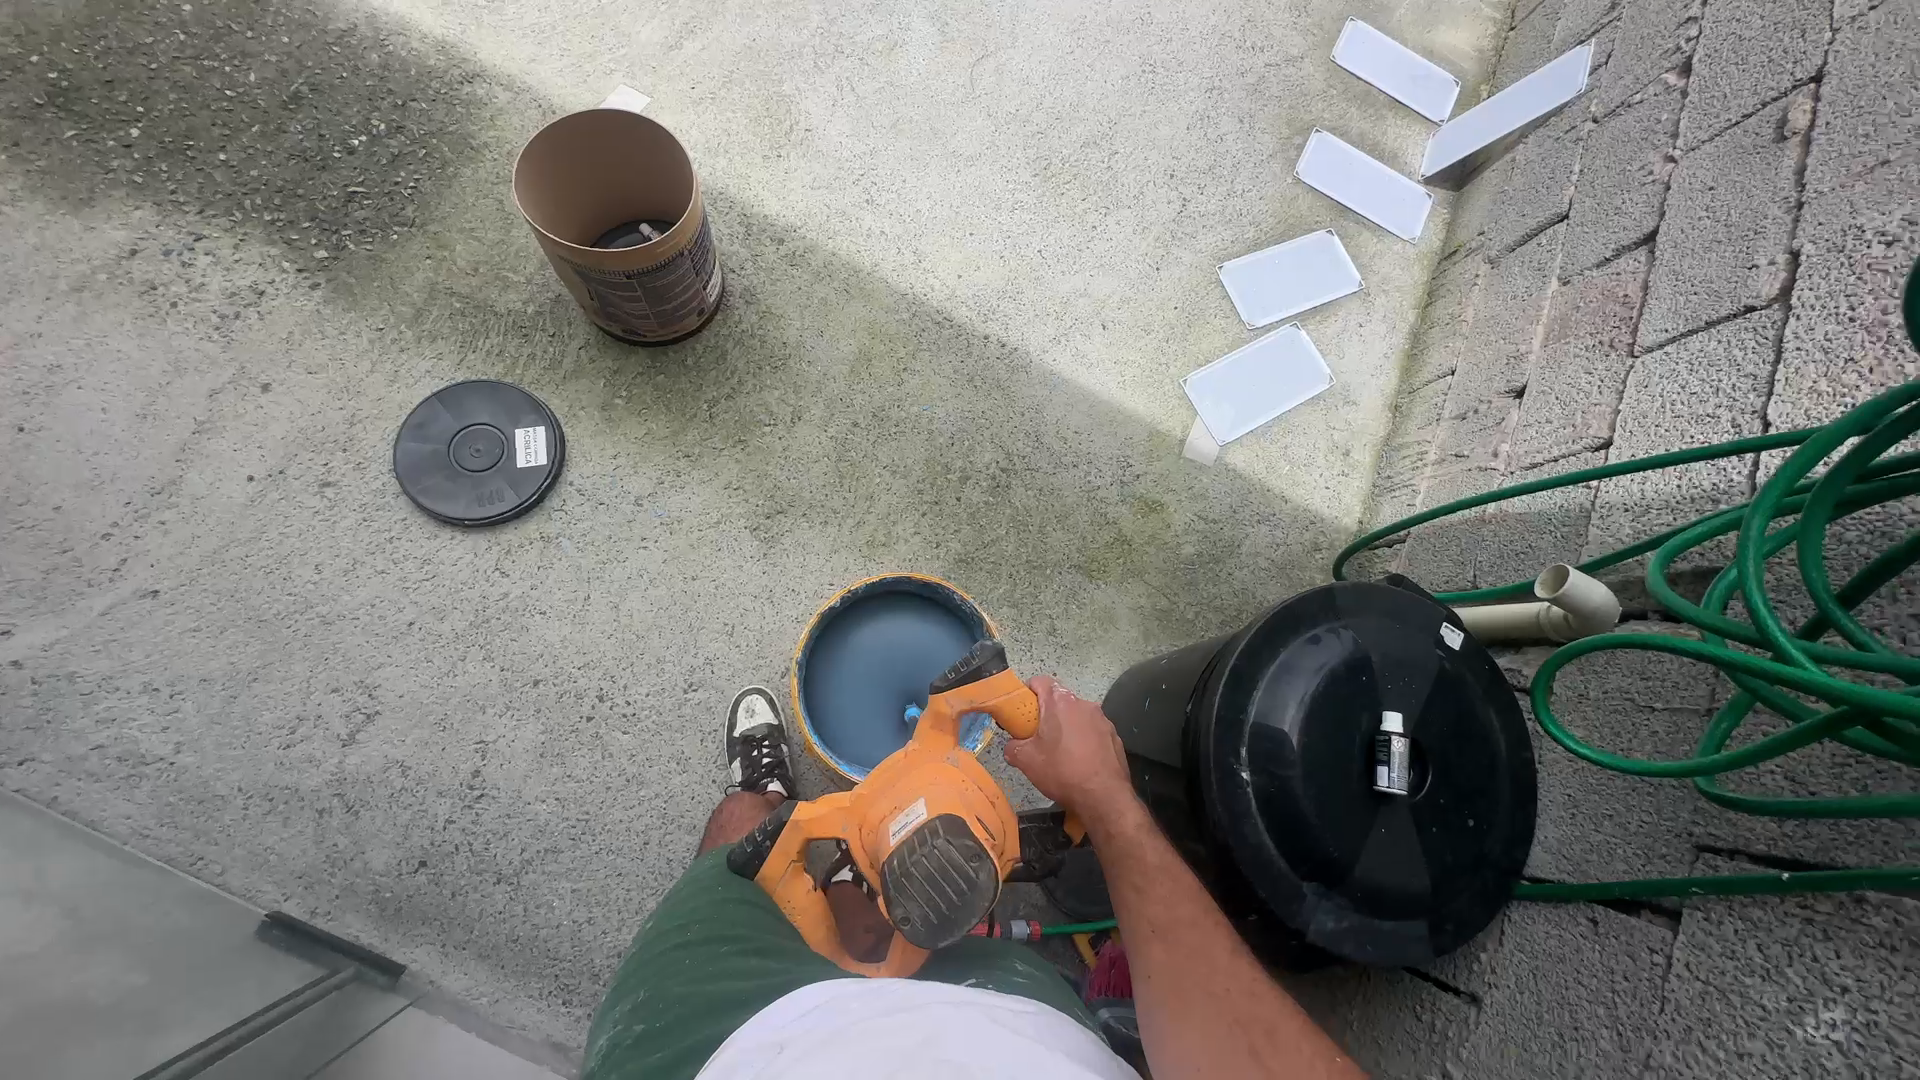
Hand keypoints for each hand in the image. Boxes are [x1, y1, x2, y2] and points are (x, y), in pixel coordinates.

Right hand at [1003, 676, 1138, 828]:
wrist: (1104, 797)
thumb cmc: (1062, 772)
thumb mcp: (1026, 761)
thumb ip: (1012, 747)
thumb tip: (1012, 746)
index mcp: (1060, 702)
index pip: (1040, 681)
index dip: (1028, 692)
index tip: (1023, 711)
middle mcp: (1083, 704)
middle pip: (1059, 700)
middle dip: (1048, 714)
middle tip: (1039, 737)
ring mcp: (1102, 719)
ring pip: (1077, 716)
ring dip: (1067, 728)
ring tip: (1061, 754)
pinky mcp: (1114, 735)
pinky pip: (1093, 731)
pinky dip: (1085, 740)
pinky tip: (1081, 762)